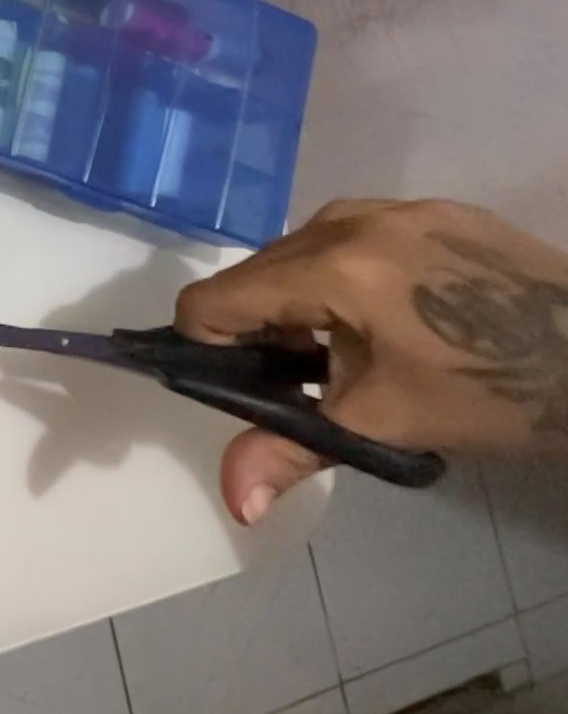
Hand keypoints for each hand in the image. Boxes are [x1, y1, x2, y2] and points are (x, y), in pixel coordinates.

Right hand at [176, 199, 567, 524]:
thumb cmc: (502, 395)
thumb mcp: (387, 425)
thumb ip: (291, 450)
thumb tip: (237, 506)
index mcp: (334, 270)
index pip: (211, 300)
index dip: (210, 344)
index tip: (254, 378)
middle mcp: (347, 222)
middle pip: (248, 276)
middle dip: (259, 326)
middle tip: (311, 371)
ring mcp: (391, 208)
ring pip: (290, 253)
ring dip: (295, 299)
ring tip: (350, 341)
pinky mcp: (426, 207)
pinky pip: (340, 235)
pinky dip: (338, 275)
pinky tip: (387, 310)